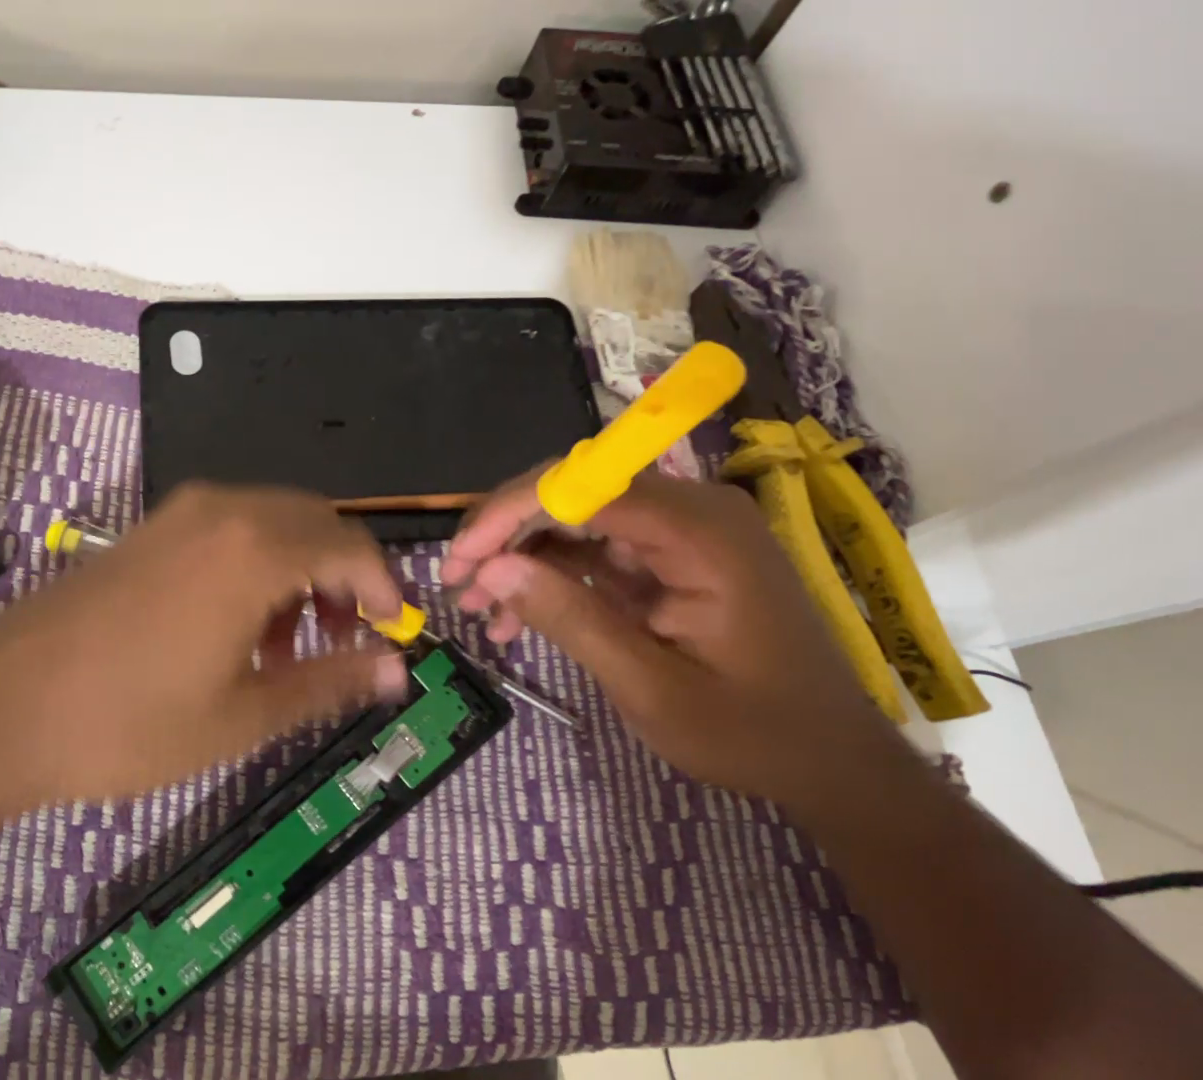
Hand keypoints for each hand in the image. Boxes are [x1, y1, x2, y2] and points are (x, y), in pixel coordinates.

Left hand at [0, 483, 410, 823]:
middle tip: (345, 644)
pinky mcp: (142, 534)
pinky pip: (222, 532)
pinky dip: (252, 569)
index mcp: (254, 548)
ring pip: (267, 525)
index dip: (384, 590)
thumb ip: (330, 683)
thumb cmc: (128, 725)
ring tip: (286, 650)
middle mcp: (219, 510)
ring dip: (297, 574)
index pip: (350, 547)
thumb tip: (397, 669)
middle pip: (313, 524)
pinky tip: (233, 630)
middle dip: (343, 579)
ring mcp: (173, 516)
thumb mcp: (242, 716)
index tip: (394, 636)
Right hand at [440, 466, 900, 808]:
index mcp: (701, 533)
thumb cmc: (751, 733)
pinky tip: (517, 617)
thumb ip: (572, 620)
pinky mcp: (673, 556)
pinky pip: (597, 548)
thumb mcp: (651, 688)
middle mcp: (693, 511)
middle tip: (456, 583)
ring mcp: (683, 532)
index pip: (584, 486)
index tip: (459, 560)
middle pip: (576, 490)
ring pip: (577, 518)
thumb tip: (493, 569)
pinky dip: (553, 577)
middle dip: (507, 532)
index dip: (509, 512)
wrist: (829, 761)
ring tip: (479, 609)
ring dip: (522, 557)